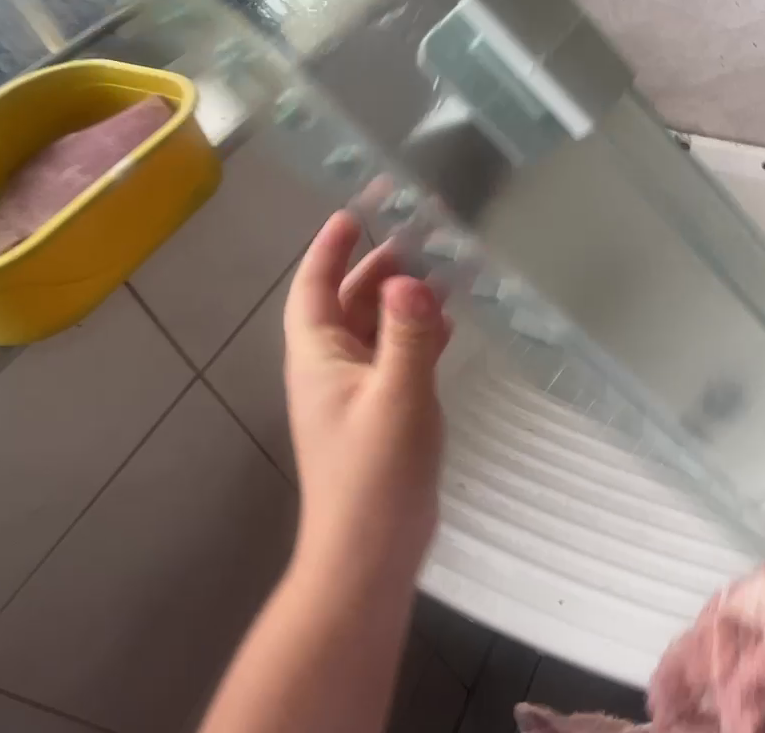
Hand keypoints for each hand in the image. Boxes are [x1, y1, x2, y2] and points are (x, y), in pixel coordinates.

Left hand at [282, 210, 450, 572]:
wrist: (369, 553)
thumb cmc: (374, 474)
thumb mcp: (397, 397)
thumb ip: (407, 336)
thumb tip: (412, 278)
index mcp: (318, 356)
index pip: (316, 287)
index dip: (331, 247)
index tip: (356, 211)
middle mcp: (332, 366)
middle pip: (350, 301)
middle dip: (378, 265)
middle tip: (419, 233)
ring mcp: (357, 391)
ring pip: (377, 327)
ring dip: (403, 298)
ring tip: (442, 269)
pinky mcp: (382, 411)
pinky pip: (397, 355)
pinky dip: (418, 332)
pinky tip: (449, 324)